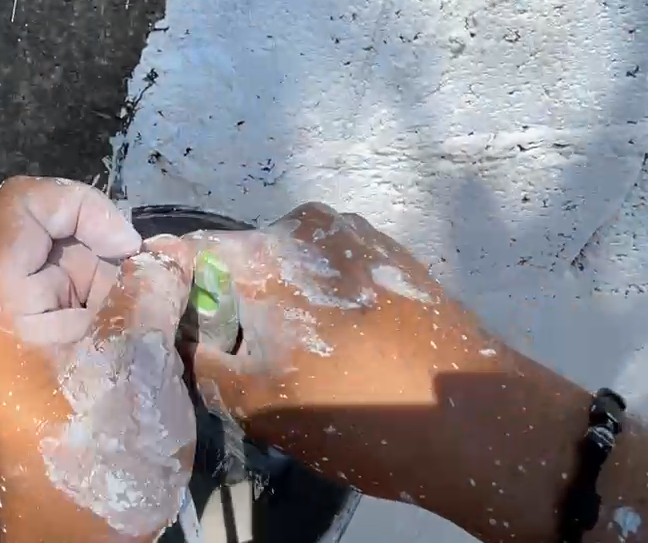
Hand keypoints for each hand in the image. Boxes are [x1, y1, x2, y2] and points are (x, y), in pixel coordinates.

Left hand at [0, 177, 196, 541]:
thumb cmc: (96, 451)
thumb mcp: (133, 360)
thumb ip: (153, 287)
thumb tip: (169, 251)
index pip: (23, 203)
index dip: (80, 205)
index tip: (127, 248)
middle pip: (53, 237)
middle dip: (113, 255)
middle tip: (159, 292)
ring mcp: (15, 331)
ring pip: (73, 268)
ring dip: (122, 286)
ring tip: (159, 327)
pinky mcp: (37, 352)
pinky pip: (78, 304)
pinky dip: (116, 311)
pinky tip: (146, 343)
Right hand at [184, 203, 513, 496]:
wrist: (483, 424)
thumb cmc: (358, 411)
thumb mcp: (260, 406)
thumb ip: (204, 364)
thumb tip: (186, 338)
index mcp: (268, 250)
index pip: (192, 250)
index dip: (170, 279)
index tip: (165, 310)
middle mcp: (306, 223)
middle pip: (242, 255)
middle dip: (232, 297)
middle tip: (240, 351)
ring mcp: (354, 232)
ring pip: (289, 262)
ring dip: (280, 297)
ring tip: (297, 352)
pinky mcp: (390, 253)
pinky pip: (329, 267)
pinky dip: (320, 296)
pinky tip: (341, 344)